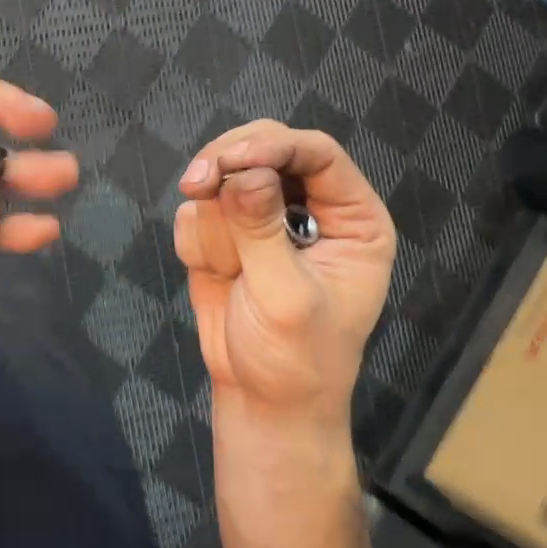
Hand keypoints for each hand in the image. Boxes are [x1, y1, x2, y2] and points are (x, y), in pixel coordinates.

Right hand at [175, 121, 394, 426]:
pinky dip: (195, 242)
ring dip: (213, 223)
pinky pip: (195, 211)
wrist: (260, 401)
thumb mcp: (287, 299)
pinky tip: (215, 275)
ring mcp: (261, 217)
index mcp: (351, 218)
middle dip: (226, 165)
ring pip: (221, 177)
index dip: (271, 146)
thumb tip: (245, 175)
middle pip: (262, 146)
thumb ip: (263, 233)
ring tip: (229, 272)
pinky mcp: (223, 231)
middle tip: (195, 185)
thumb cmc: (296, 358)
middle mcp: (309, 207)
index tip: (227, 161)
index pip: (316, 153)